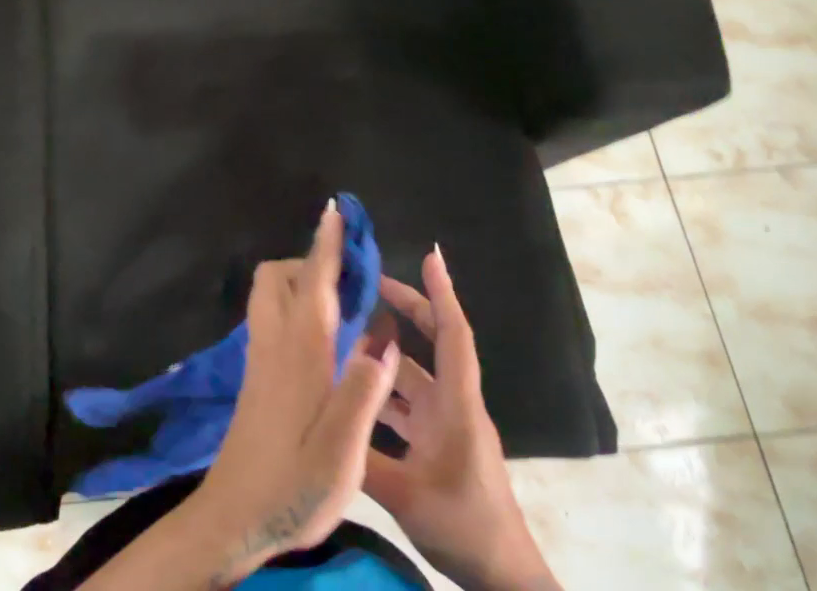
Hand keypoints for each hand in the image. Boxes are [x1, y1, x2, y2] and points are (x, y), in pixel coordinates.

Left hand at [188, 199, 401, 579]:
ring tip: (347, 303)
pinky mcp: (256, 380)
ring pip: (271, 299)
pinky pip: (273, 322)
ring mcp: (260, 363)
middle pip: (277, 279)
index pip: (312, 285)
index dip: (326, 247)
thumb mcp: (341, 452)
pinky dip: (297, 310)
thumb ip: (361, 394)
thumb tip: (383, 341)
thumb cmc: (293, 486)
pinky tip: (326, 340)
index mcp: (300, 355)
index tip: (336, 212)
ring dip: (302, 284)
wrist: (234, 516)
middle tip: (353, 278)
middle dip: (311, 262)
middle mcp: (274, 347)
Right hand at [365, 246, 558, 590]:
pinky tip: (353, 389)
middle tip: (370, 283)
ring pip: (417, 375)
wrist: (501, 575)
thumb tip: (315, 418)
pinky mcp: (439, 446)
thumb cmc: (463, 525)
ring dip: (390, 351)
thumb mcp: (404, 494)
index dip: (441, 294)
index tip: (429, 256)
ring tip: (349, 330)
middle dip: (409, 309)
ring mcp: (448, 427)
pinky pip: (408, 405)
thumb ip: (359, 455)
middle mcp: (454, 406)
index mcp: (456, 406)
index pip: (453, 336)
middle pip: (436, 344)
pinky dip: (384, 389)